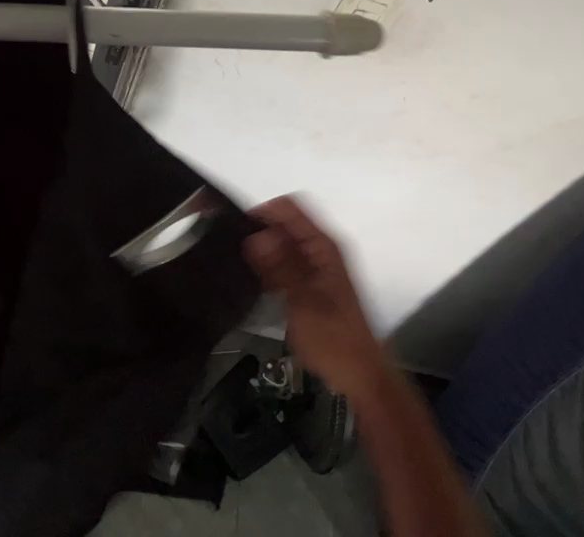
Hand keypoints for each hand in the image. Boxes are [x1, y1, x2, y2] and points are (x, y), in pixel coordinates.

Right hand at [245, 196, 384, 397]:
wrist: (358, 375)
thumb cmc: (334, 339)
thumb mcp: (304, 301)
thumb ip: (281, 266)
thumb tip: (255, 235)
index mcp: (323, 246)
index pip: (289, 208)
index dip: (261, 211)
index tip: (232, 226)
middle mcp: (320, 249)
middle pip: (283, 222)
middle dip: (257, 229)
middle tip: (225, 244)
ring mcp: (315, 265)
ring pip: (281, 242)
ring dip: (260, 248)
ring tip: (231, 259)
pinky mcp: (308, 282)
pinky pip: (283, 261)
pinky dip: (266, 265)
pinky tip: (248, 278)